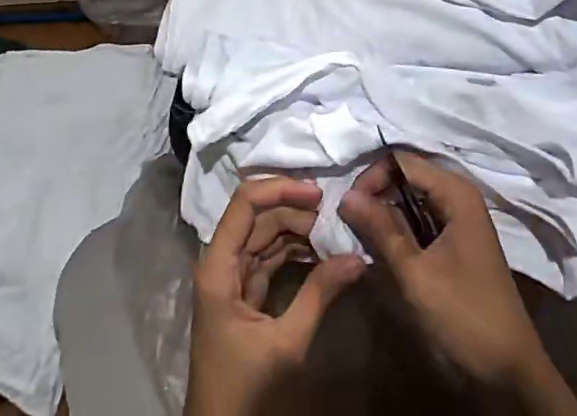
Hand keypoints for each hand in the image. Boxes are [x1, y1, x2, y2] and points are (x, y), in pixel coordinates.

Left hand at [187, 177, 364, 415]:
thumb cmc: (243, 387)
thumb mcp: (286, 343)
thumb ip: (319, 294)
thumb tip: (357, 256)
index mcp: (218, 267)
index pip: (245, 204)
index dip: (280, 189)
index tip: (319, 194)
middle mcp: (221, 264)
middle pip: (259, 217)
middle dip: (297, 210)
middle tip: (337, 217)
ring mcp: (232, 279)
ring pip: (266, 236)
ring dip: (299, 230)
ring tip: (335, 233)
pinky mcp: (244, 294)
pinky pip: (270, 258)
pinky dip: (296, 252)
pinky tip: (323, 254)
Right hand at [339, 152, 576, 413]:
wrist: (508, 368)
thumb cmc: (463, 315)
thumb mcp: (415, 274)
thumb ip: (381, 230)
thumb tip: (346, 195)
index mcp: (456, 192)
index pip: (402, 161)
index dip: (371, 176)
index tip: (347, 207)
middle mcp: (459, 195)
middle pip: (407, 175)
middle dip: (375, 192)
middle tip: (348, 221)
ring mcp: (458, 218)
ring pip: (411, 198)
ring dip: (384, 211)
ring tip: (358, 233)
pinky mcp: (454, 240)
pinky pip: (419, 219)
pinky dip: (398, 227)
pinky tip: (379, 245)